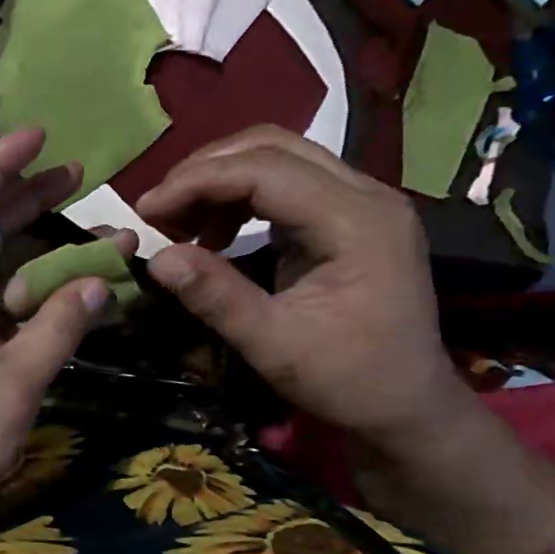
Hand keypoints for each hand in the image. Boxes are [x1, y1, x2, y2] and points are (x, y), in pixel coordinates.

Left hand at [0, 129, 115, 526]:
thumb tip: (100, 279)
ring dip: (38, 237)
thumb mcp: (19, 379)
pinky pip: (3, 291)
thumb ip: (61, 325)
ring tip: (89, 217)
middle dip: (25, 192)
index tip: (38, 137)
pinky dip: (38, 280)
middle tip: (77, 173)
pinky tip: (74, 278)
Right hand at [136, 127, 466, 445]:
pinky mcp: (352, 215)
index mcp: (356, 222)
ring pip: (280, 157)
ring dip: (222, 181)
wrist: (408, 407)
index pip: (265, 170)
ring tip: (181, 224)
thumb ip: (217, 297)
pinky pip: (289, 183)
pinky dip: (243, 198)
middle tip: (159, 211)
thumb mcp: (274, 346)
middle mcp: (366, 194)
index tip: (146, 210)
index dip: (197, 181)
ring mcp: (363, 200)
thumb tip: (157, 259)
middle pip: (273, 146)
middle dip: (206, 171)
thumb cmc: (348, 381)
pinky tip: (217, 235)